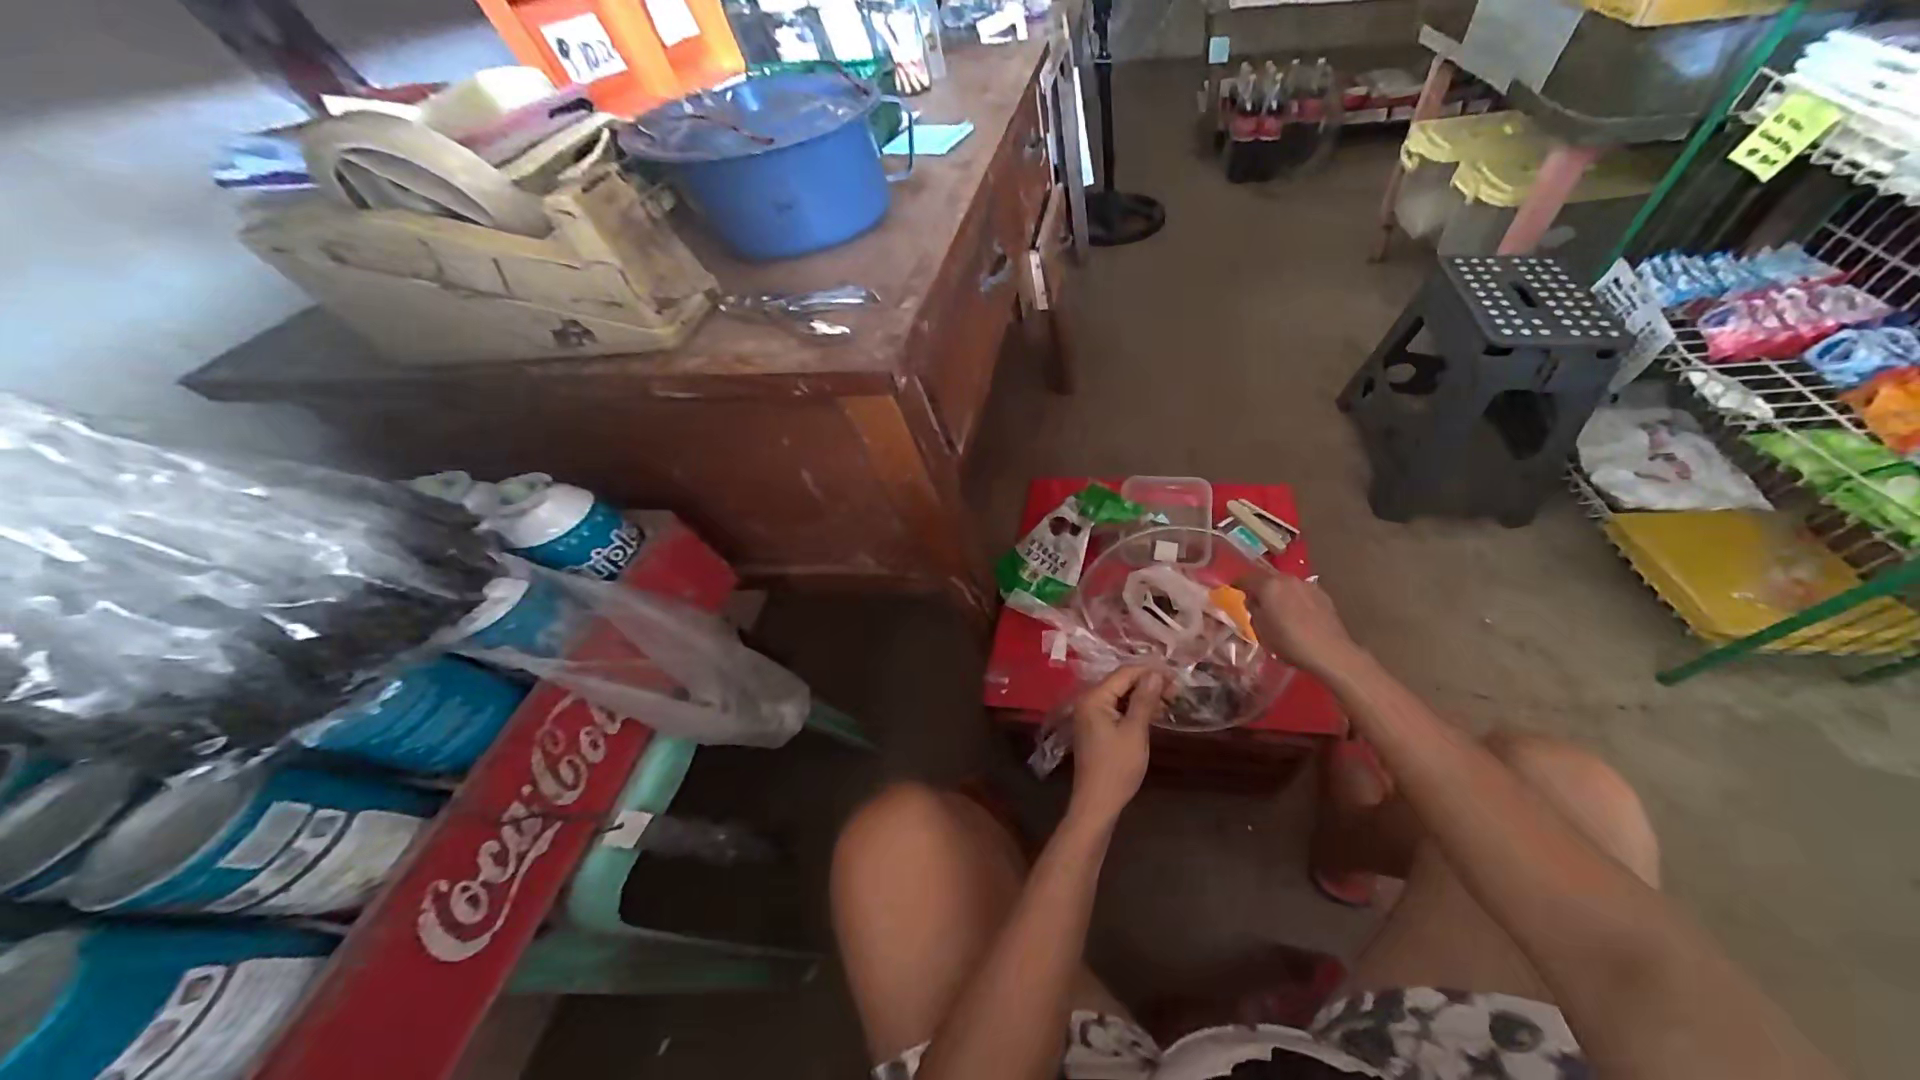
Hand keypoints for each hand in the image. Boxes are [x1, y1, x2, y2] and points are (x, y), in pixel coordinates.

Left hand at [1067, 666, 1165, 825]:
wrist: (1098, 802)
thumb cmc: (1117, 767)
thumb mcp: (1135, 731)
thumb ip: (1144, 699)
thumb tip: (1156, 673)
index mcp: (1094, 697)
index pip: (1124, 673)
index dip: (1151, 672)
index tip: (1176, 678)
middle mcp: (1088, 700)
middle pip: (1121, 682)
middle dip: (1148, 683)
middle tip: (1176, 692)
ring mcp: (1090, 714)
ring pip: (1120, 695)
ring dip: (1143, 696)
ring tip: (1170, 702)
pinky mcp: (1095, 726)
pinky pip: (1117, 709)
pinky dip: (1135, 708)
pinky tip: (1153, 713)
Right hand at [1244, 574, 1359, 676]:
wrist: (1330, 652)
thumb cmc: (1289, 642)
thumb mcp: (1261, 630)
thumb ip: (1253, 610)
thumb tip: (1252, 600)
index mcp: (1268, 585)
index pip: (1245, 577)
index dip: (1237, 584)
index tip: (1233, 591)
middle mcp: (1287, 579)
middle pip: (1267, 578)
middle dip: (1260, 588)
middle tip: (1257, 603)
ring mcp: (1307, 585)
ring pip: (1286, 585)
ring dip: (1279, 593)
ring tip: (1279, 609)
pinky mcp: (1323, 594)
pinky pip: (1301, 592)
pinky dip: (1295, 599)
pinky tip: (1298, 614)